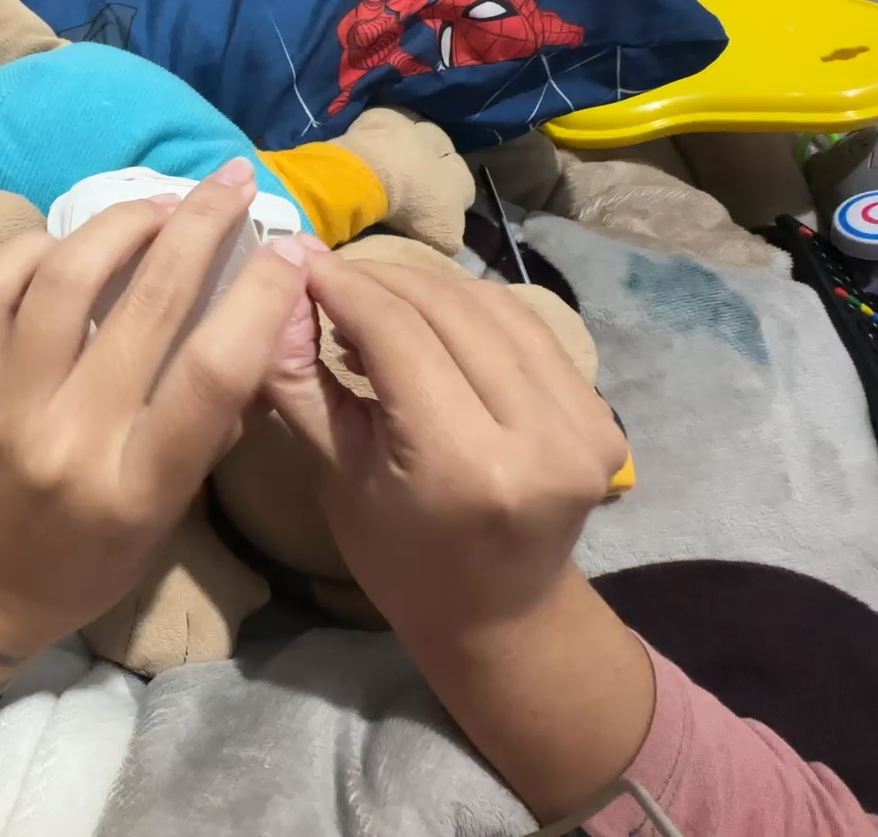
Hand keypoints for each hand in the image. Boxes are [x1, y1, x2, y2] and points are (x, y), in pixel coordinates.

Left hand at [0, 158, 312, 701]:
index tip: (290, 246)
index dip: (261, 295)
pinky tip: (69, 240)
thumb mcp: (168, 515)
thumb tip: (256, 325)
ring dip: (122, 222)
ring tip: (159, 203)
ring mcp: (6, 402)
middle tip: (230, 182)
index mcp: (137, 486)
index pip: (214, 374)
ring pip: (65, 278)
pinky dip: (36, 246)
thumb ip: (212, 426)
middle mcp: (70, 437)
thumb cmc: (89, 561)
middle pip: (146, 306)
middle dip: (200, 226)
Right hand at [267, 255, 625, 637]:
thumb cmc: (397, 558)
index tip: (301, 263)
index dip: (344, 288)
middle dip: (379, 279)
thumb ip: (302, 383)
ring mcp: (587, 423)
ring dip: (421, 286)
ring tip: (368, 297)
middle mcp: (542, 436)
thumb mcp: (334, 473)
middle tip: (327, 275)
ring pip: (490, 305)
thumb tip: (274, 302)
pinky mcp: (603, 413)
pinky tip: (424, 313)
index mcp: (465, 466)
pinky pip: (523, 326)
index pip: (399, 336)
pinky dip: (465, 306)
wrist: (499, 615)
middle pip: (449, 310)